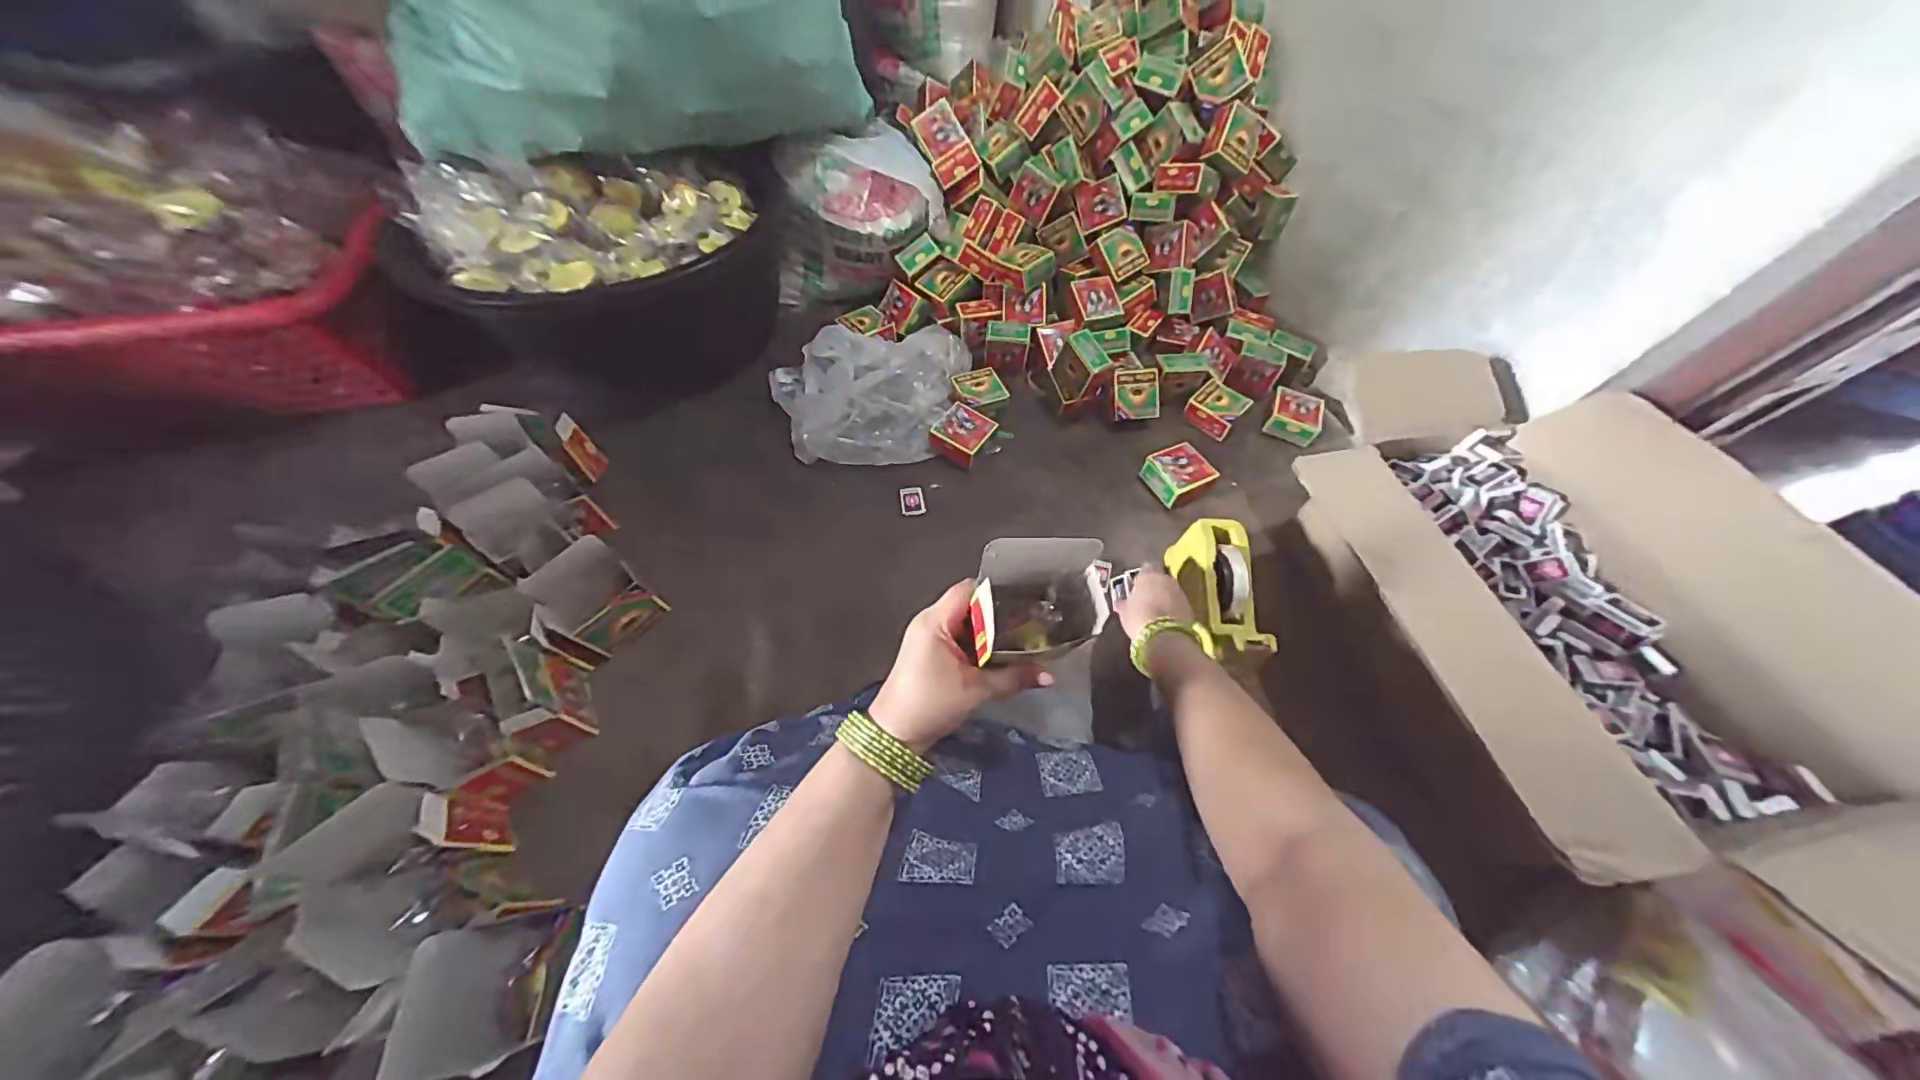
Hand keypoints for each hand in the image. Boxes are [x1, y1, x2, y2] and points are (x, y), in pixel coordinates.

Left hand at [868, 579, 1053, 751]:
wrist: (895, 735)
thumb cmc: (931, 705)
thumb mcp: (976, 690)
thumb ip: (1014, 678)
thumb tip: (1049, 676)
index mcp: (935, 621)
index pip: (969, 589)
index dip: (997, 594)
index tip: (1024, 604)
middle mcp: (929, 622)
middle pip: (969, 604)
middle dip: (998, 614)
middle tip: (1029, 623)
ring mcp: (928, 637)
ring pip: (965, 622)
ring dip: (989, 631)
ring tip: (1020, 638)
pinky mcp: (930, 652)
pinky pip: (958, 637)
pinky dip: (978, 643)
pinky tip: (998, 654)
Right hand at [1113, 563, 1194, 638]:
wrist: (1164, 635)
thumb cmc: (1138, 618)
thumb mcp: (1125, 612)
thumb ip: (1124, 604)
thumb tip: (1120, 602)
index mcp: (1147, 576)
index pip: (1145, 568)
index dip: (1141, 577)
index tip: (1137, 586)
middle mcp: (1165, 579)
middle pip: (1160, 578)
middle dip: (1155, 586)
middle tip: (1147, 598)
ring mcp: (1179, 591)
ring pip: (1170, 589)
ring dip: (1165, 596)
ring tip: (1157, 609)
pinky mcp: (1189, 604)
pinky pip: (1178, 601)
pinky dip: (1173, 606)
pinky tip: (1167, 617)